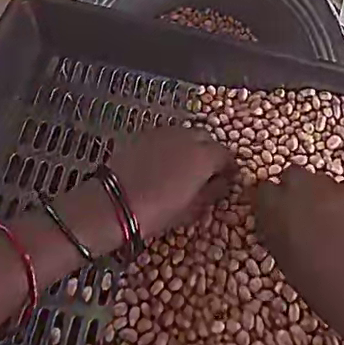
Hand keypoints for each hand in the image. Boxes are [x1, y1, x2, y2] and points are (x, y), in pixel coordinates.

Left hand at [106, 125, 233, 240]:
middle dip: (209, 152)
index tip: (228, 178)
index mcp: (204, 156)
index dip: (228, 167)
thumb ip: (212, 192)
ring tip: (183, 166)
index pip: (226, 154)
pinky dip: (169, 145)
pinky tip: (162, 161)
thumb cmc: (158, 211)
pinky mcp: (143, 134)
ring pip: (184, 134)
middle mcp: (186, 137)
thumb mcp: (192, 209)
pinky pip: (164, 136)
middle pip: (205, 138)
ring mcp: (163, 132)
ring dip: (189, 146)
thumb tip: (222, 183)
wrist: (115, 202)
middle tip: (206, 171)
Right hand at [253, 167, 343, 344]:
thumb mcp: (283, 257)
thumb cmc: (317, 284)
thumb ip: (275, 229)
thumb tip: (275, 221)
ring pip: (319, 180)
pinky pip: (343, 191)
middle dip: (294, 189)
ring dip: (319, 194)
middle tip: (300, 212)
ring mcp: (329, 188)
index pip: (263, 190)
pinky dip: (342, 202)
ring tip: (326, 220)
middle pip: (291, 175)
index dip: (269, 202)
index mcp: (274, 206)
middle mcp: (299, 188)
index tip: (273, 212)